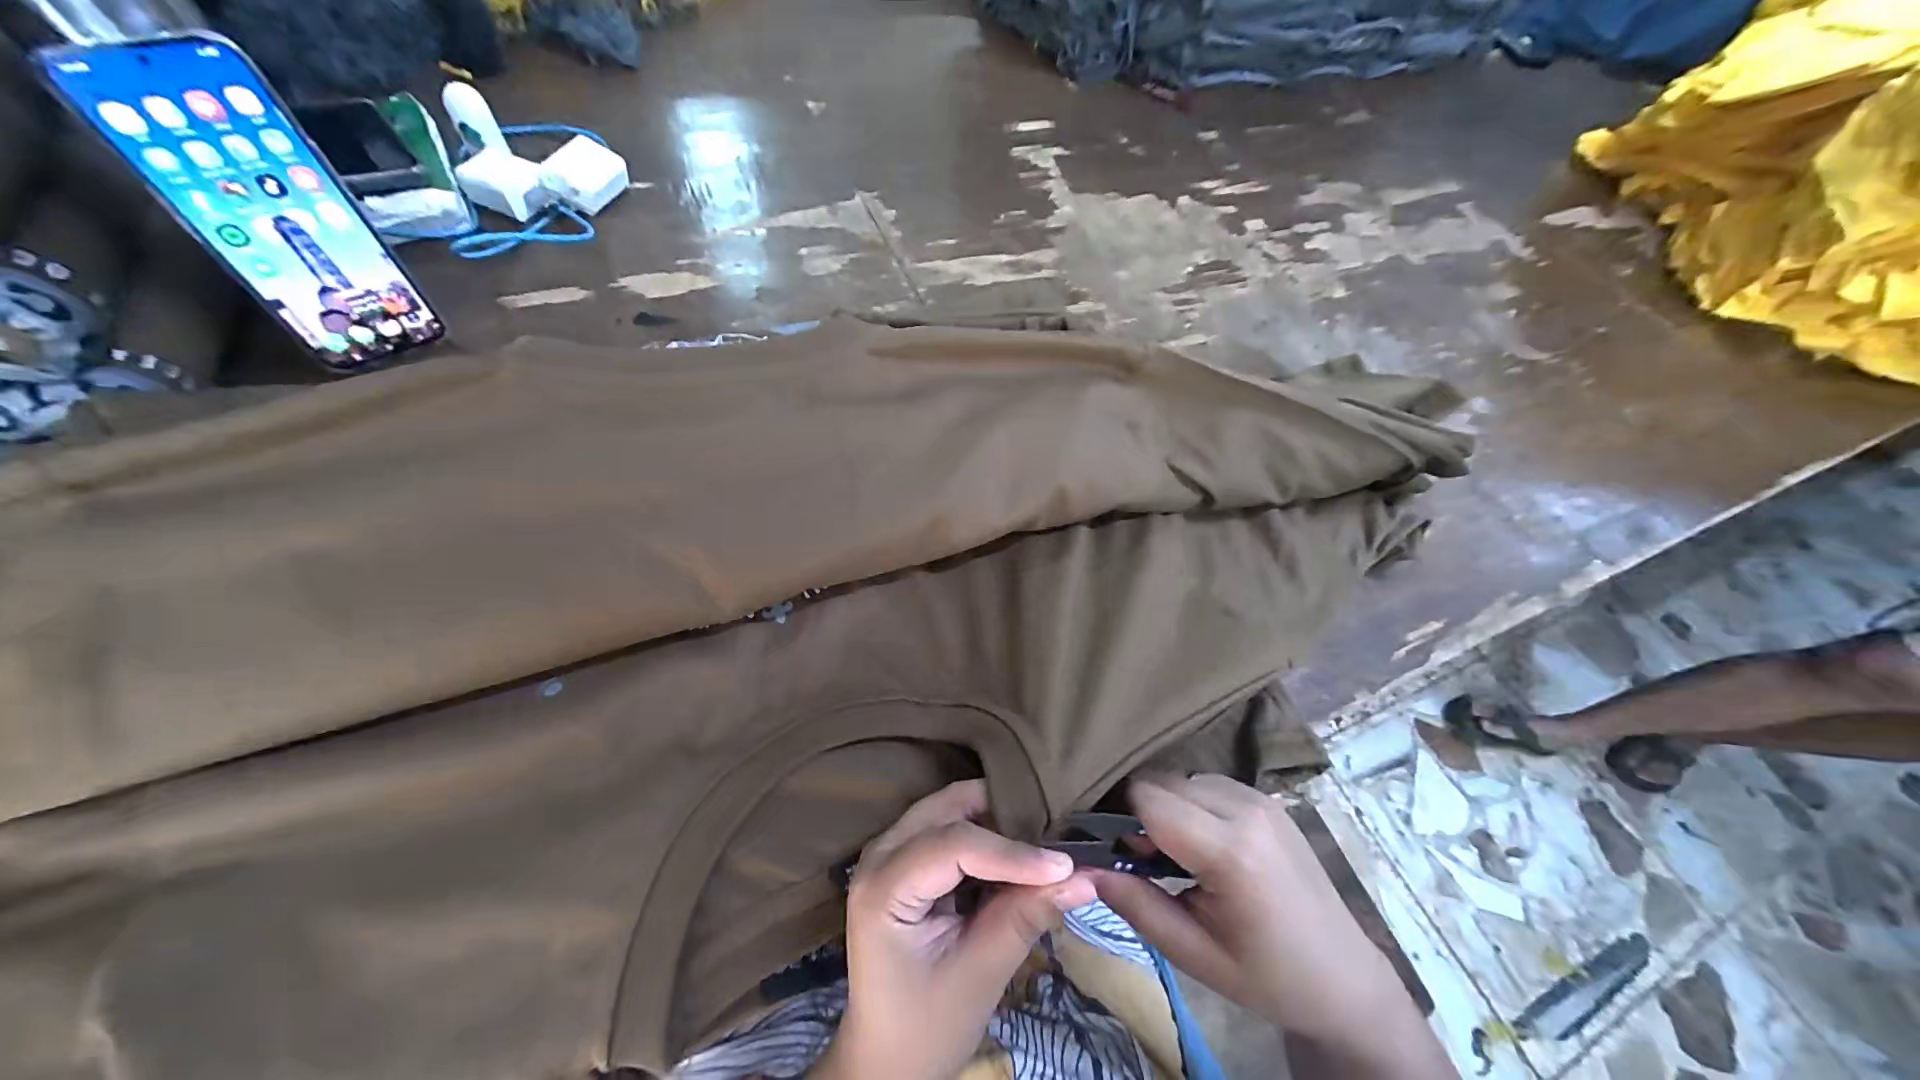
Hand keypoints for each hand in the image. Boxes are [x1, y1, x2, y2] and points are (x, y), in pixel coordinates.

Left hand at [812, 780, 1096, 1079]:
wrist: (886, 1053)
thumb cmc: (926, 1024)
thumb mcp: (979, 976)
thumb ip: (1025, 917)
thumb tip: (1082, 878)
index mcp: (882, 889)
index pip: (953, 845)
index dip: (1012, 852)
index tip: (1064, 864)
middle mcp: (878, 856)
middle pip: (948, 810)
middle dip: (1004, 817)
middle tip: (1055, 839)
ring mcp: (887, 852)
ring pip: (948, 808)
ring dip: (995, 818)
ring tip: (1041, 842)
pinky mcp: (903, 857)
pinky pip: (946, 825)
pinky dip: (984, 831)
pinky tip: (1015, 852)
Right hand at [1091, 774, 1453, 1077]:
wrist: (1346, 979)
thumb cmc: (1266, 977)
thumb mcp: (1193, 954)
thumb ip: (1135, 904)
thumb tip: (1081, 867)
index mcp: (1232, 851)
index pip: (1147, 799)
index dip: (1119, 820)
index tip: (1116, 855)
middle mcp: (1247, 810)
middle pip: (1161, 782)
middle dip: (1138, 812)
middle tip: (1141, 860)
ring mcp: (1262, 799)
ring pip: (1182, 778)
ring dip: (1164, 806)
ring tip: (1171, 854)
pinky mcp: (1268, 799)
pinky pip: (1207, 783)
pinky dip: (1188, 803)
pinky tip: (1198, 843)